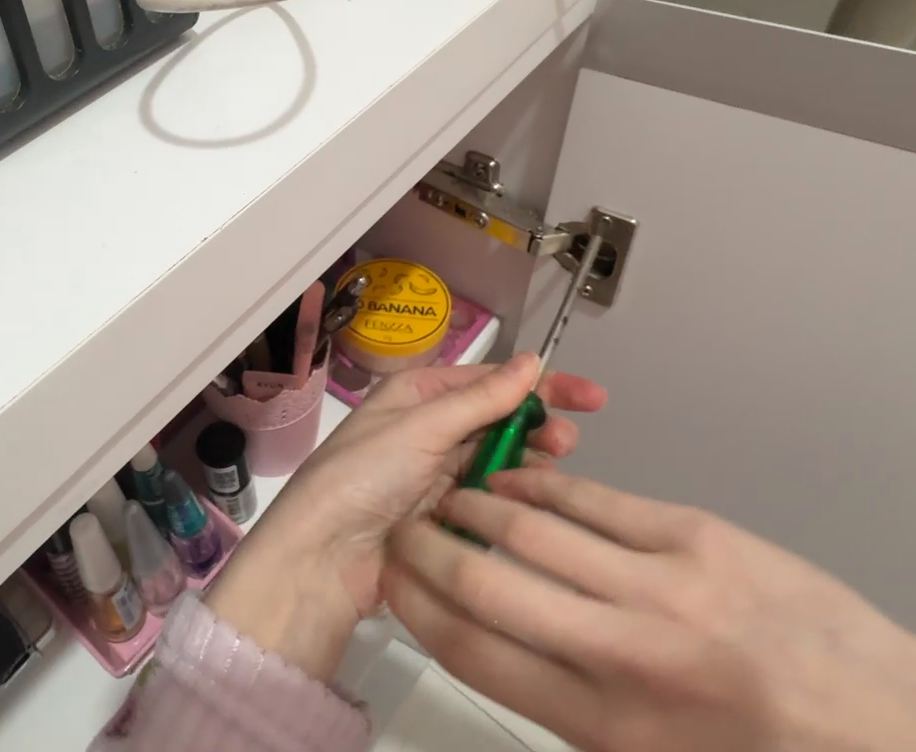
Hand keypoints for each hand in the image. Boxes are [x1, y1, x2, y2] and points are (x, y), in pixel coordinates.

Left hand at [207, 354, 605, 680]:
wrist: (323, 554)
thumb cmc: (365, 476)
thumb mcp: (421, 428)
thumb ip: (480, 399)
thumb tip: (533, 360)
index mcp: (415, 393)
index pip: (488, 380)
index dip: (540, 384)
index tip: (592, 397)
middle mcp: (426, 426)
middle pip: (497, 418)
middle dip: (537, 425)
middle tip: (566, 444)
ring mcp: (434, 471)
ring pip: (497, 457)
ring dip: (528, 459)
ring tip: (552, 469)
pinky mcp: (440, 512)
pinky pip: (487, 494)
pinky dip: (511, 493)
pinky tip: (532, 501)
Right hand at [386, 469, 915, 751]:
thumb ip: (573, 716)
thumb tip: (497, 647)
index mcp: (611, 730)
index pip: (475, 653)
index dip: (417, 607)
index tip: (391, 578)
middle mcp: (626, 656)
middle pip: (486, 584)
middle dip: (426, 549)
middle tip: (402, 527)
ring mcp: (665, 586)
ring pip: (531, 526)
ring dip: (475, 504)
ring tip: (449, 494)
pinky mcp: (700, 537)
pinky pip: (593, 500)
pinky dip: (540, 484)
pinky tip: (514, 479)